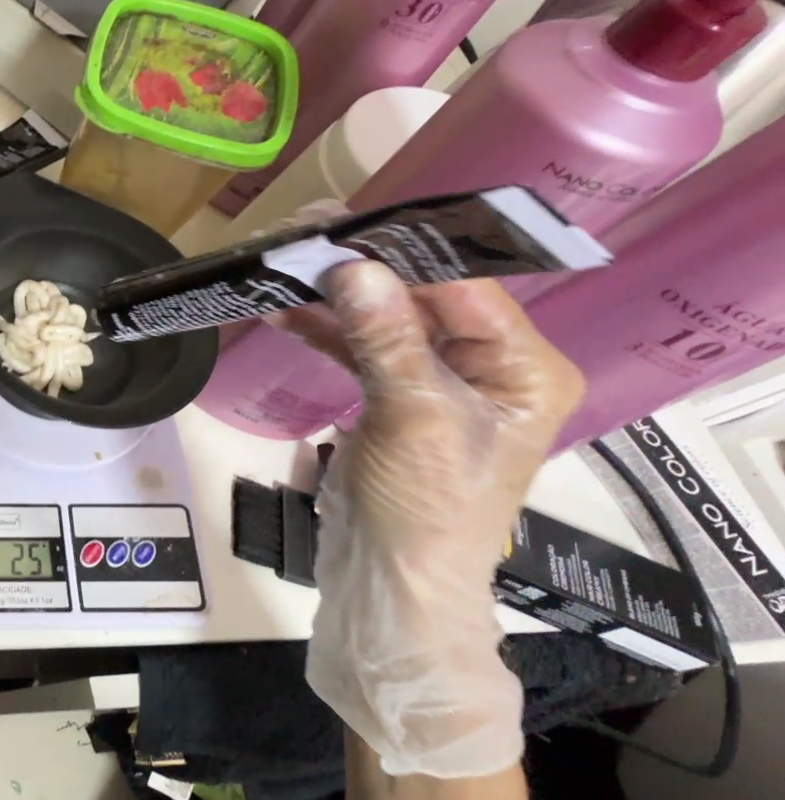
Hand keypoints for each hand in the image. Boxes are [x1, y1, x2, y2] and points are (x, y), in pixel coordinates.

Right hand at [274, 261, 583, 776]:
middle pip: (419, 297)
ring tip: (280, 264)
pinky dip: (322, 329)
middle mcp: (483, 364)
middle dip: (360, 269)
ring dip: (332, 296)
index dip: (404, 254)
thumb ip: (387, 339)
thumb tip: (354, 267)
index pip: (464, 287)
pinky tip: (280, 308)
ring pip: (381, 319)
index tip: (342, 224)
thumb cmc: (424, 504)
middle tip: (300, 236)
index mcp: (519, 366)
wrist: (391, 575)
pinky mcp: (389, 397)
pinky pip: (357, 347)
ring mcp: (432, 381)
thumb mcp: (414, 417)